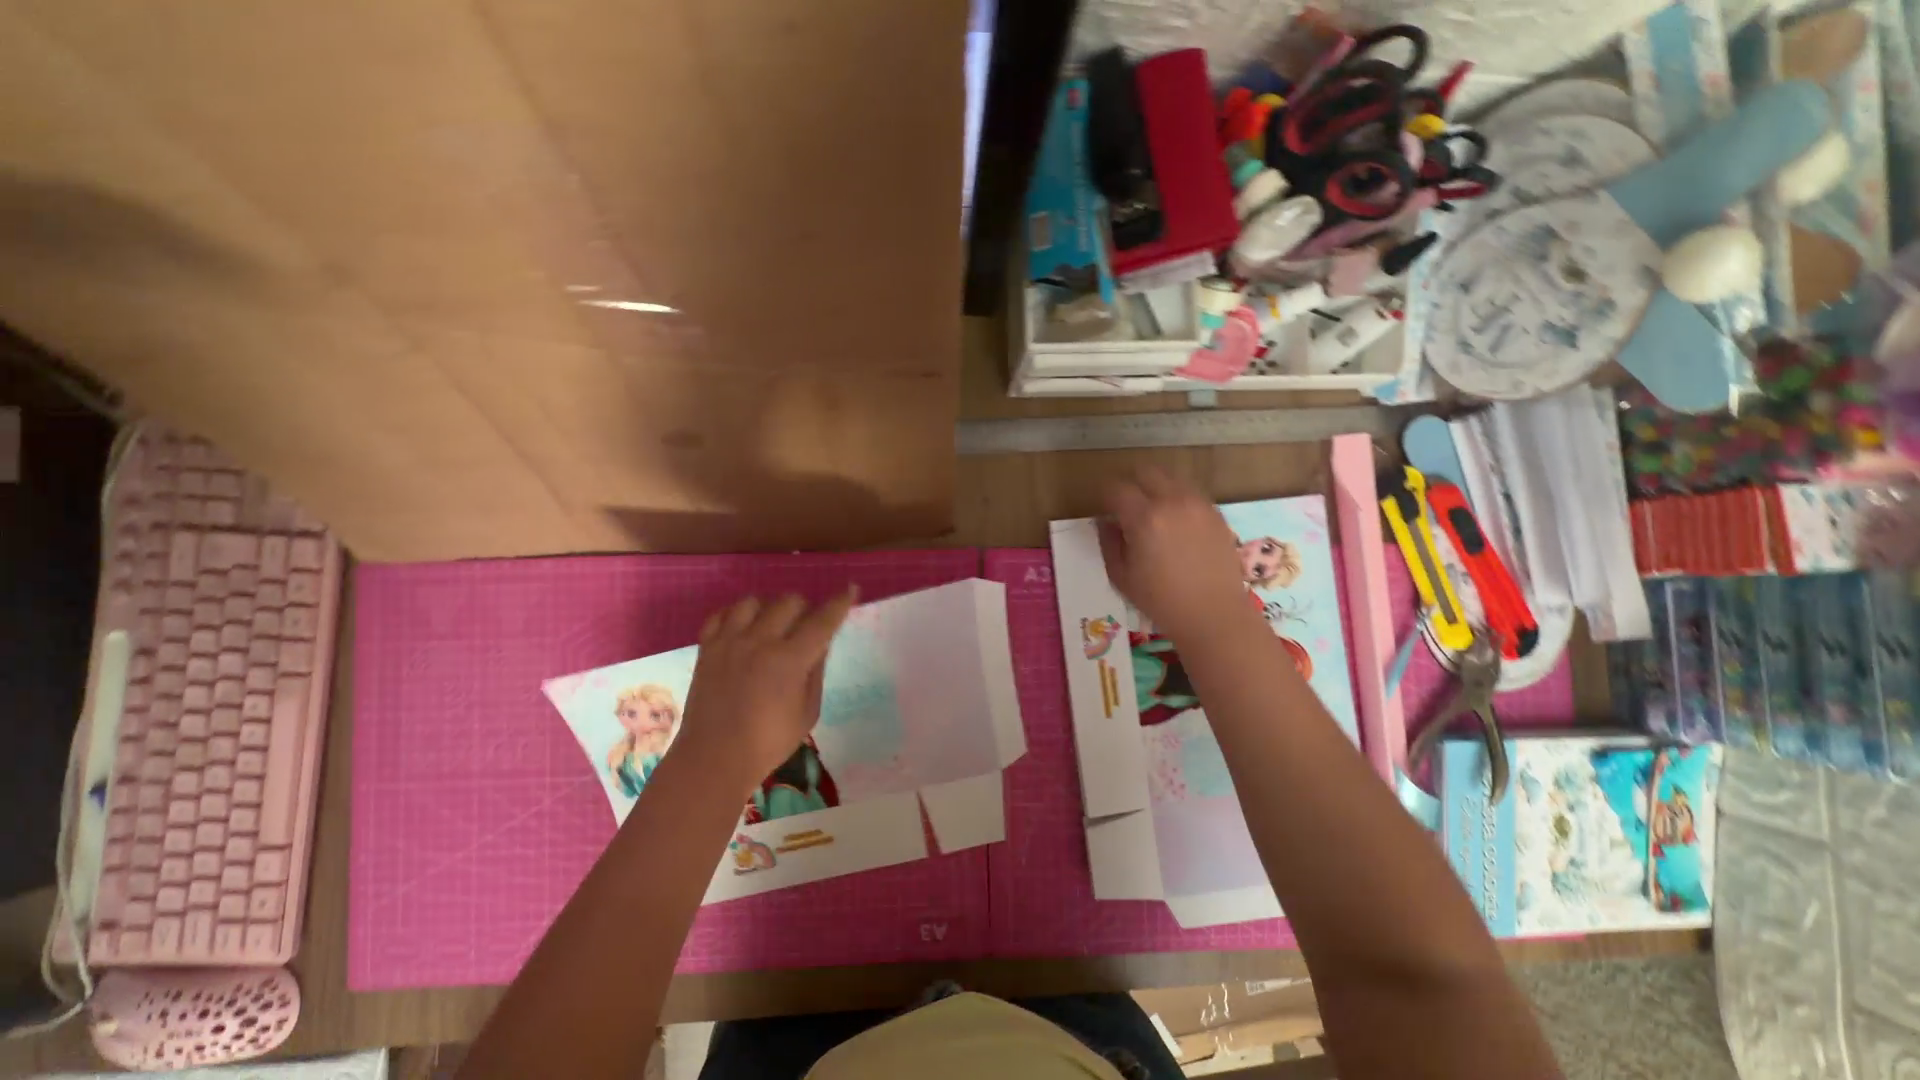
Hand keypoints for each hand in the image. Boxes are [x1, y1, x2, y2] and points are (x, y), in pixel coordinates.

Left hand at [674, 588, 857, 795]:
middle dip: (805, 608)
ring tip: (772, 625)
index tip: (850, 589)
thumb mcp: (807, 713)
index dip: (839, 603)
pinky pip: (721, 614)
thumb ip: (815, 673)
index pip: (822, 621)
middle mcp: (759, 642)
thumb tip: (820, 644)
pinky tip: (743, 628)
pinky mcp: (706, 648)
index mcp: (789, 660)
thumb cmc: (768, 743)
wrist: (714, 758)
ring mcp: (729, 642)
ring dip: (770, 608)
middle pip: (789, 602)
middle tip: (806, 626)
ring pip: (753, 601)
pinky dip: (736, 615)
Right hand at [1098, 467, 1252, 641]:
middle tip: (1126, 505)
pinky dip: (1178, 499)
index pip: (1116, 488)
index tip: (1104, 508)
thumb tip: (1106, 523)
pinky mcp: (1216, 513)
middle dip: (1132, 484)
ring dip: (1157, 488)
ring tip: (1153, 511)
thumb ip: (1109, 543)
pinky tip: (1176, 523)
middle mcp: (1172, 502)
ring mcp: (1198, 505)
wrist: (1213, 614)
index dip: (1105, 496)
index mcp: (1144, 518)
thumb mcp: (1121, 577)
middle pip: (1146, 472)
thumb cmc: (1161, 601)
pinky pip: (1192, 494)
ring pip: (1172, 478)